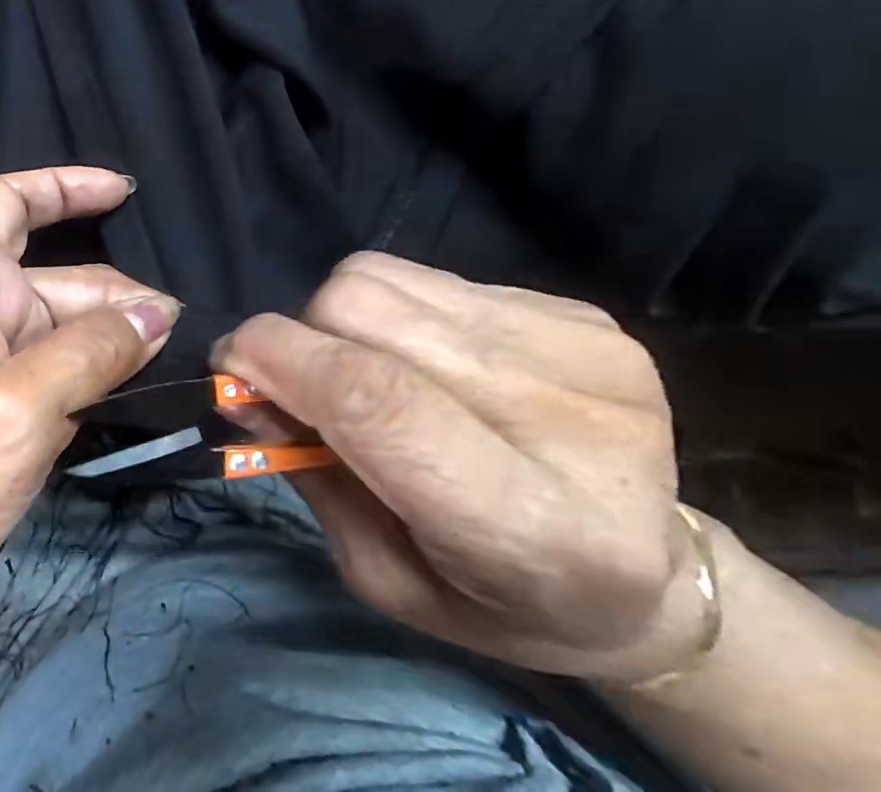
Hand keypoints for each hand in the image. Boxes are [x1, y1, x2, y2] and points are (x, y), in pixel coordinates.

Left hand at [0, 167, 178, 729]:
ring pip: (58, 326)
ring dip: (110, 339)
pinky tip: (134, 385)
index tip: (127, 191)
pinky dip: (92, 370)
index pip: (9, 202)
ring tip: (169, 359)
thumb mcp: (19, 407)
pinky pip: (51, 367)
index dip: (67, 186)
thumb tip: (159, 312)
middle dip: (115, 294)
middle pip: (52, 275)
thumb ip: (94, 349)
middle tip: (180, 328)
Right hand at [212, 251, 706, 681]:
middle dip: (306, 336)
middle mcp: (571, 419)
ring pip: (391, 278)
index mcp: (534, 528)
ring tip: (370, 369)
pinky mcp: (585, 312)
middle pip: (373, 312)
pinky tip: (431, 362)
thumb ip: (313, 475)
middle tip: (302, 382)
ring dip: (346, 318)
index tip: (230, 363)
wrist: (650, 573)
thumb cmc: (500, 602)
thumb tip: (247, 384)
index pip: (381, 403)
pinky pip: (433, 278)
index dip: (287, 363)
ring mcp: (585, 349)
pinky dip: (399, 314)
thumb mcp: (387, 577)